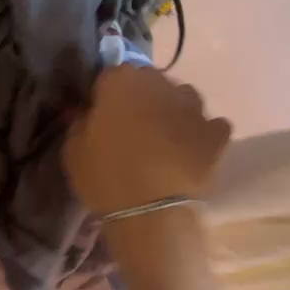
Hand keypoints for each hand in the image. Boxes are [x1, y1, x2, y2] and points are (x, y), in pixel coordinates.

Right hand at [64, 65, 231, 216]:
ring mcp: (194, 106)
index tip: (100, 118)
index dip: (105, 97)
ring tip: (163, 141)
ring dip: (172, 112)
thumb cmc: (105, 178)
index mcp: (122, 82)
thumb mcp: (72, 152)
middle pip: (149, 83)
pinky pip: (209, 125)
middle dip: (140, 100)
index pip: (110, 76)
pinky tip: (190, 152)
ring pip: (182, 99)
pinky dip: (201, 134)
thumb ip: (79, 123)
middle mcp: (161, 83)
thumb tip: (87, 112)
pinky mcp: (216, 132)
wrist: (151, 212)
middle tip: (131, 131)